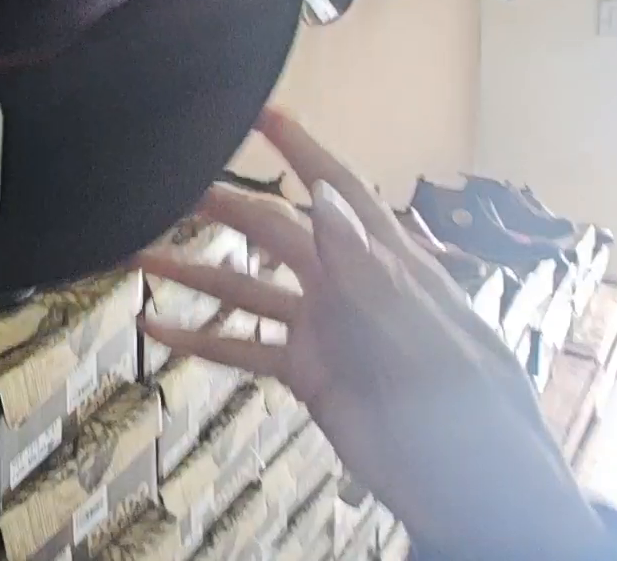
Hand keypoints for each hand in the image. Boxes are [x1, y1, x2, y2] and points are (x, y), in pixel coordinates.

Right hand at [141, 108, 611, 557]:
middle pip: (271, 233)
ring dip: (191, 274)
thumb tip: (318, 196)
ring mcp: (322, 328)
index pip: (339, 190)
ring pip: (243, 289)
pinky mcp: (306, 370)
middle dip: (219, 207)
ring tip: (136, 258)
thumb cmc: (471, 417)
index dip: (301, 148)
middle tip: (165, 189)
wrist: (480, 505)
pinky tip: (154, 331)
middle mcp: (347, 286)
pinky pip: (240, 348)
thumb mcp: (423, 339)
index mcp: (389, 266)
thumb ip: (365, 269)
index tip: (259, 111)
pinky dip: (197, 341)